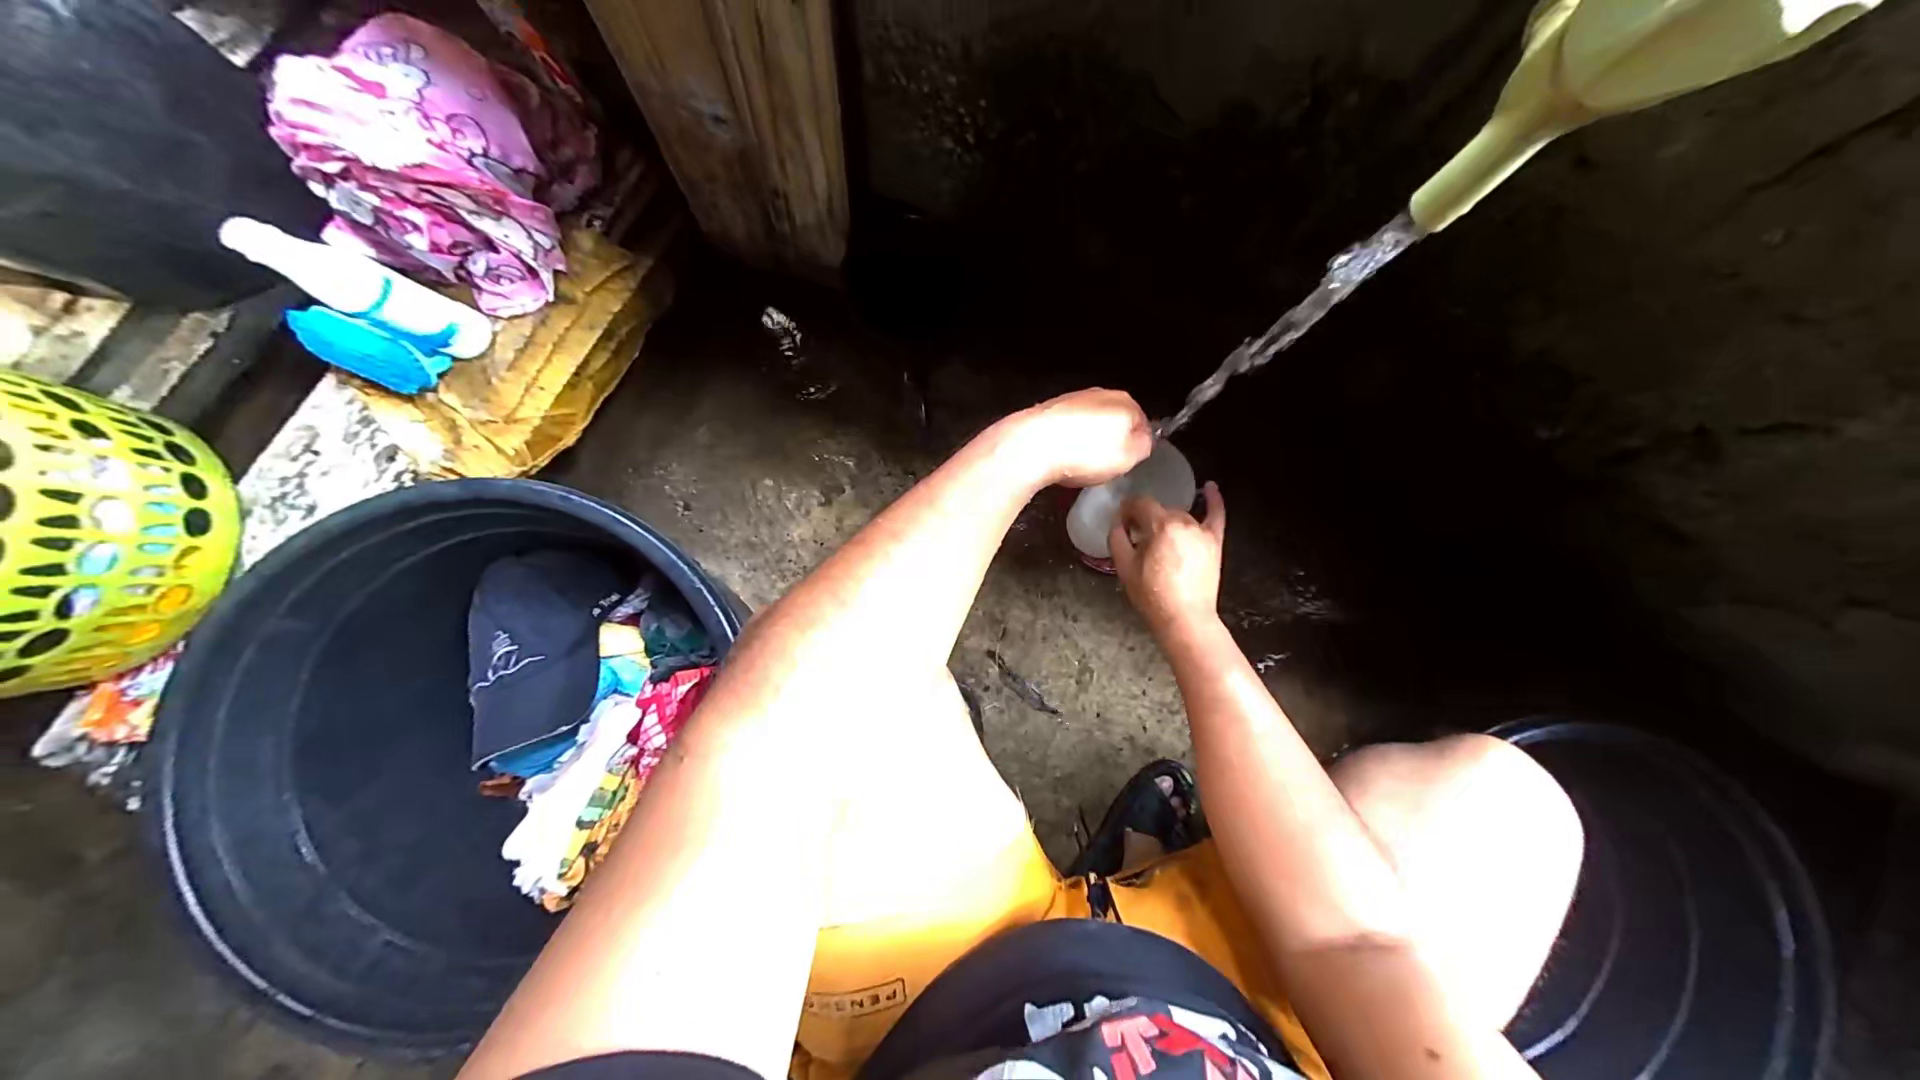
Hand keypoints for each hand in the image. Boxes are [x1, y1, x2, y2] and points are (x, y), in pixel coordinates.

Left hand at [1005, 388, 1152, 488]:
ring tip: (1078, 465)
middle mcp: (1098, 394)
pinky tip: (1060, 459)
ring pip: (1088, 426)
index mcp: (1124, 400)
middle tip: (1103, 467)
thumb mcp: (1128, 457)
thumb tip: (1142, 441)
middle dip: (1109, 443)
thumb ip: (1143, 446)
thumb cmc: (1083, 452)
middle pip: (1113, 422)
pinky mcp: (1047, 412)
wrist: (1031, 446)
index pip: (1142, 422)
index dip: (1136, 446)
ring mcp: (1070, 400)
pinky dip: (1065, 444)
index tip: (1127, 463)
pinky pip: (1065, 431)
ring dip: (1086, 444)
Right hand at [1111, 482, 1225, 631]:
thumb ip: (1117, 538)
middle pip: (1159, 510)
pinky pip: (1216, 515)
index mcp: (1161, 526)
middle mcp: (1184, 523)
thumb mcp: (1123, 566)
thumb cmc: (1152, 596)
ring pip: (1179, 515)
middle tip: (1136, 539)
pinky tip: (1210, 487)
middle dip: (1145, 519)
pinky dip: (1214, 500)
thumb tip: (1118, 523)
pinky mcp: (1214, 543)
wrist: (1184, 619)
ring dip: (1166, 522)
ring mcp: (1202, 532)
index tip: (1122, 523)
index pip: (1140, 503)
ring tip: (1157, 539)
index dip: (1127, 511)